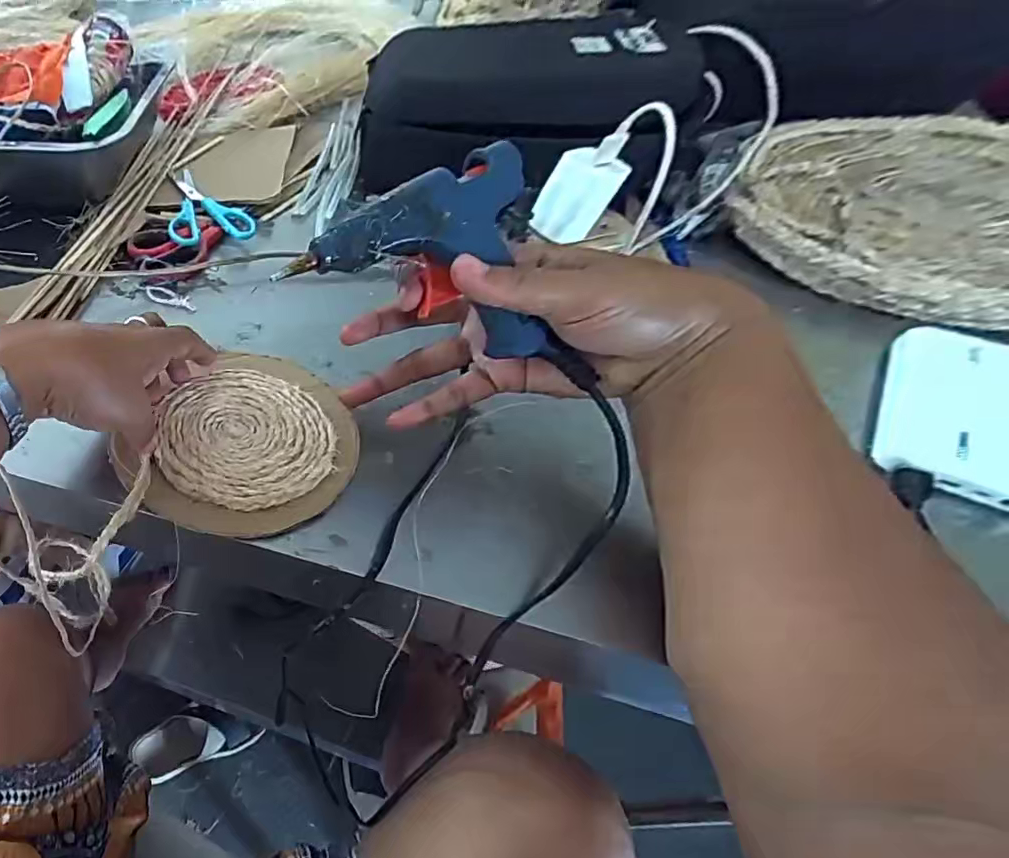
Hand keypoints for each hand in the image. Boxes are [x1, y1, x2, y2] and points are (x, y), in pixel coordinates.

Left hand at [0, 314, 217, 448]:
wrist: (30, 365)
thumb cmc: (92, 384)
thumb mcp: (129, 415)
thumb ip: (144, 431)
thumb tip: (148, 445)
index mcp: (149, 342)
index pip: (185, 340)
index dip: (200, 351)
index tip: (210, 364)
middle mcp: (124, 334)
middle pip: (155, 340)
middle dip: (168, 361)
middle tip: (173, 384)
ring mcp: (93, 339)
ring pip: (125, 353)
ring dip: (137, 373)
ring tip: (139, 400)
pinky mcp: (66, 351)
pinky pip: (99, 362)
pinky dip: (110, 378)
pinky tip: (101, 400)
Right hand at [337, 246, 779, 427]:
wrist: (677, 354)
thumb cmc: (638, 302)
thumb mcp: (577, 287)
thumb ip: (512, 284)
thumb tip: (458, 267)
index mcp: (515, 268)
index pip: (454, 268)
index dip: (422, 279)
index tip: (405, 295)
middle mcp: (496, 303)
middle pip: (431, 313)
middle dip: (387, 324)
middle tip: (351, 335)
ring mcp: (496, 342)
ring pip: (433, 359)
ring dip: (393, 376)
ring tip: (354, 393)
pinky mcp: (502, 376)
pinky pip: (458, 391)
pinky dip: (429, 405)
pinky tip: (399, 418)